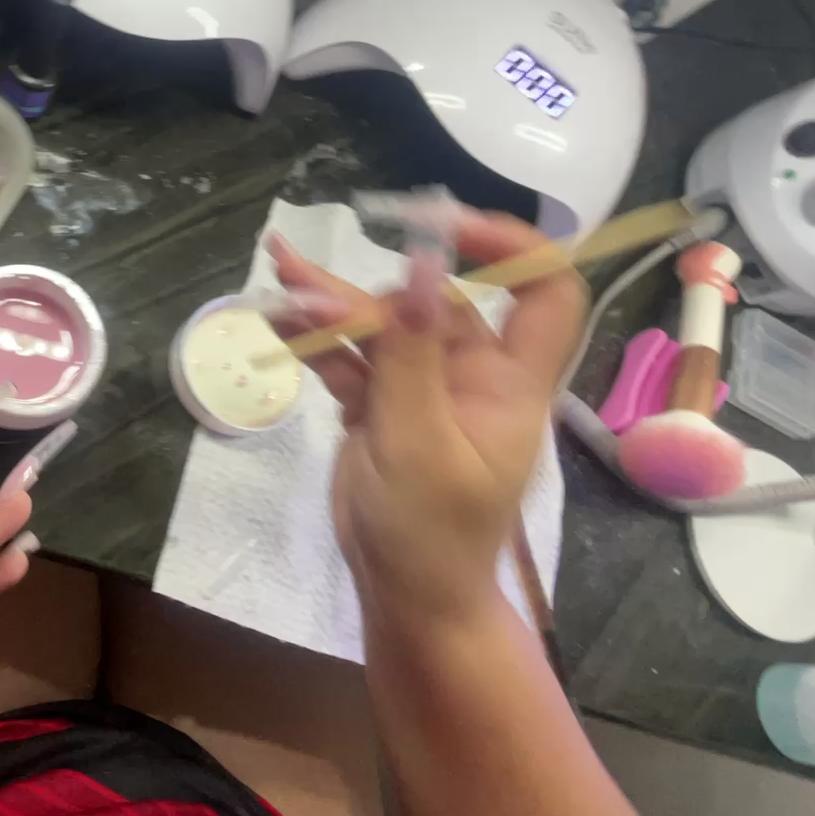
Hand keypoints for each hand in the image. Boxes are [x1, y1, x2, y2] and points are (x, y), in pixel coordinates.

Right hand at [268, 211, 584, 620]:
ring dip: (325, 310)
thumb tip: (424, 267)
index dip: (505, 247)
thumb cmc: (431, 531)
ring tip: (273, 283)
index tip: (437, 226)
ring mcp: (418, 389)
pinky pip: (348, 363)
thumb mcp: (419, 443)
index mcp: (507, 382)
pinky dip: (315, 345)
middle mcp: (468, 374)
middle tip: (294, 277)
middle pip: (424, 308)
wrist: (403, 589)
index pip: (541, 291)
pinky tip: (278, 323)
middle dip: (359, 293)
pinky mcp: (377, 407)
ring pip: (375, 332)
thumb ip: (414, 356)